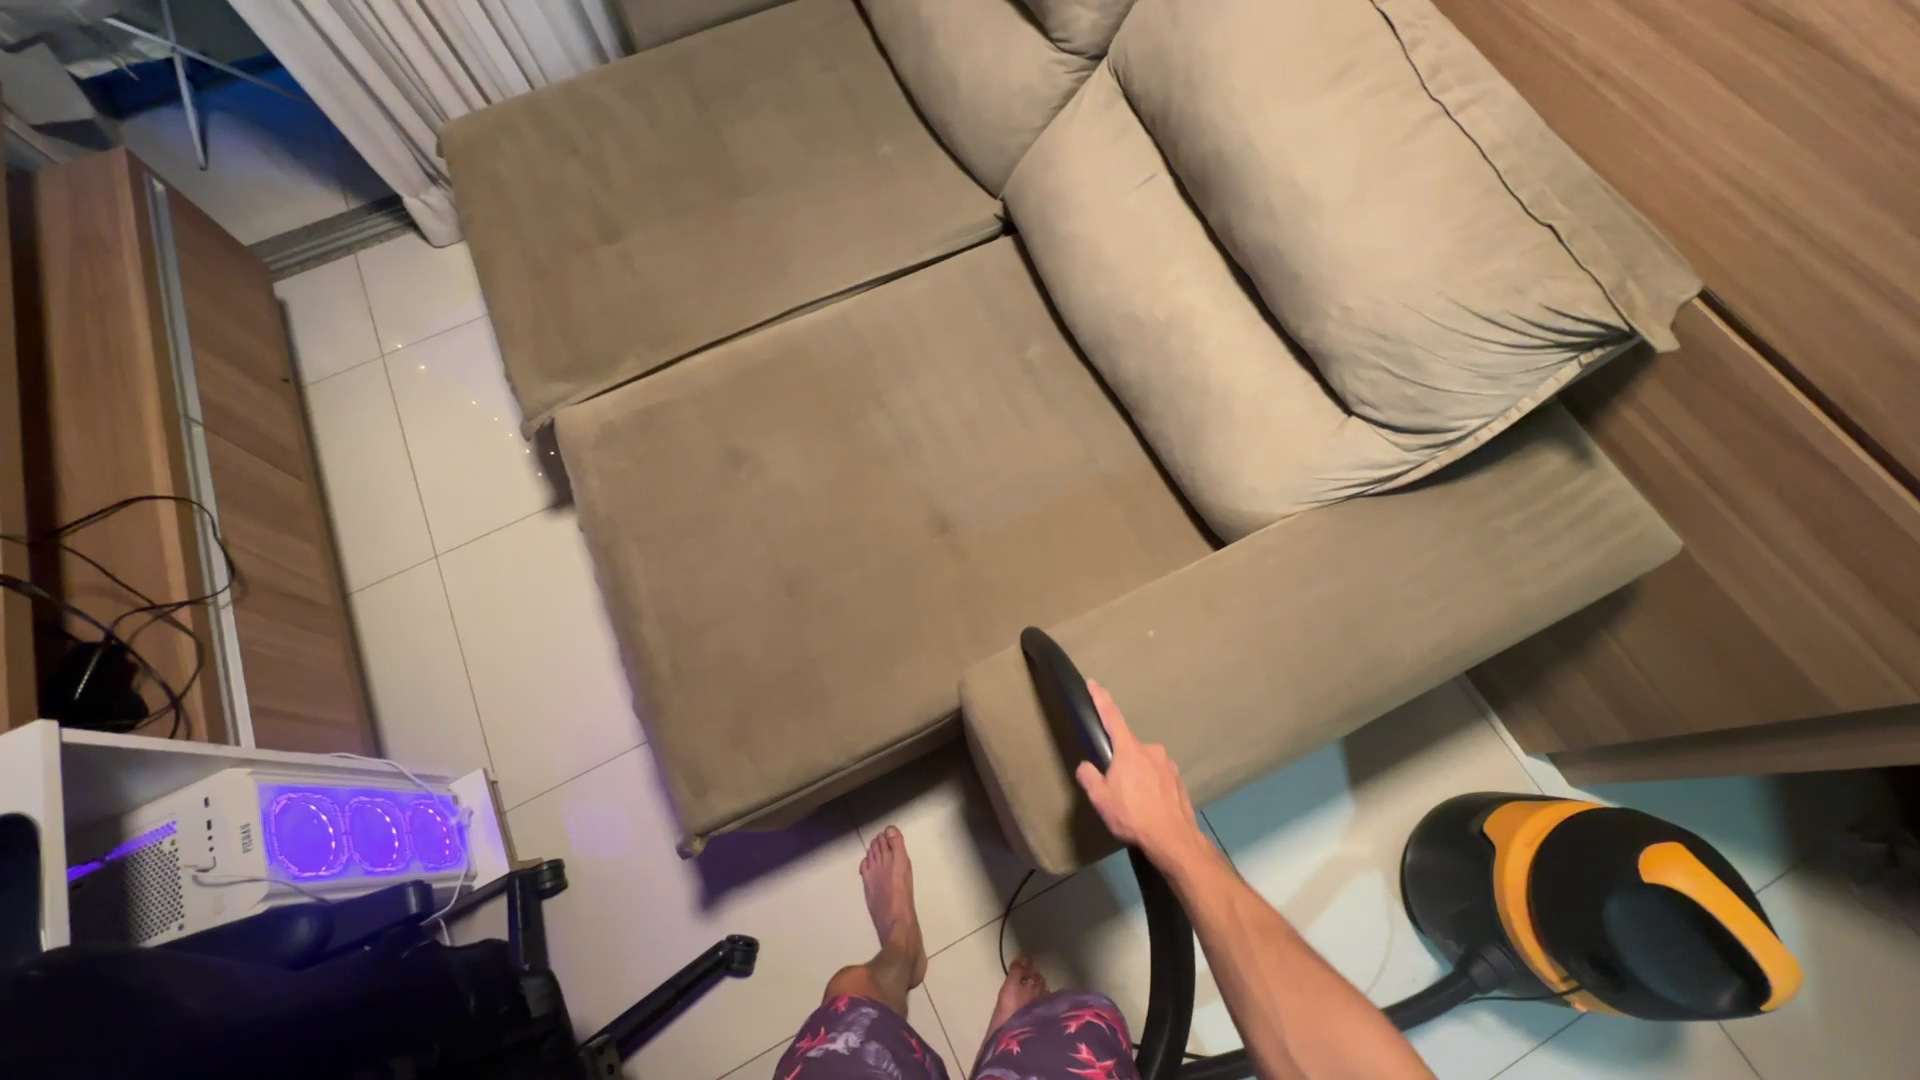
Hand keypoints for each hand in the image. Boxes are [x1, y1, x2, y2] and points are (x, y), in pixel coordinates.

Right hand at [1074, 680, 1214, 872]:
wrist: (1173, 840)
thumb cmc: (1133, 816)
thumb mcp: (1100, 799)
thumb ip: (1089, 777)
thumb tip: (1087, 767)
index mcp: (1129, 750)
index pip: (1112, 716)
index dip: (1100, 698)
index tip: (1093, 683)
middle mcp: (1151, 751)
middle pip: (1128, 749)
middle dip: (1120, 763)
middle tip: (1116, 789)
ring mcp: (1168, 765)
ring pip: (1145, 765)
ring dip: (1137, 777)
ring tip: (1134, 803)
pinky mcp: (1179, 781)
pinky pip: (1158, 778)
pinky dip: (1152, 787)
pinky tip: (1150, 807)